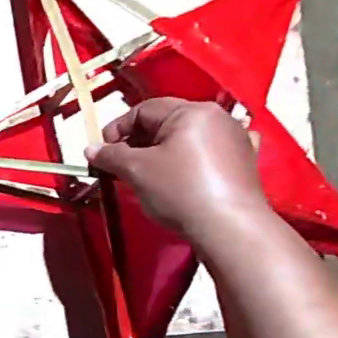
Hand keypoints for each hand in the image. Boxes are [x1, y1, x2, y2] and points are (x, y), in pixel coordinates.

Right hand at [85, 98, 267, 245]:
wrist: (229, 228)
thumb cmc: (180, 191)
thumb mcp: (137, 171)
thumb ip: (111, 156)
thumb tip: (90, 149)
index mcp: (190, 111)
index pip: (144, 110)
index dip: (117, 128)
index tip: (102, 152)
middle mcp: (217, 116)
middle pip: (168, 122)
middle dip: (140, 142)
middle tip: (121, 166)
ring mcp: (236, 138)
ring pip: (190, 137)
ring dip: (166, 150)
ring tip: (150, 174)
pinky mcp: (246, 161)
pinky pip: (214, 151)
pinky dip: (197, 157)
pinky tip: (194, 168)